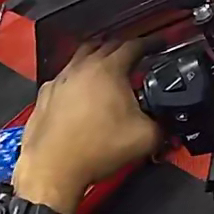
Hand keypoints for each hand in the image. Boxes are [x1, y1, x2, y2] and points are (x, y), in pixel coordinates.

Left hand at [12, 41, 160, 213]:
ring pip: (82, 56)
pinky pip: (64, 76)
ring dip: (98, 57)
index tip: (158, 45)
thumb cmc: (91, 151)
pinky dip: (77, 77)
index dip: (151, 43)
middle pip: (107, 44)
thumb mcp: (145, 138)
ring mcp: (61, 80)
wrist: (53, 170)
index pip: (134, 45)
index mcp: (108, 70)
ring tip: (110, 67)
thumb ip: (163, 126)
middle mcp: (82, 68)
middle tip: (137, 55)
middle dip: (125, 47)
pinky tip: (82, 90)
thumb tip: (167, 125)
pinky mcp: (46, 95)